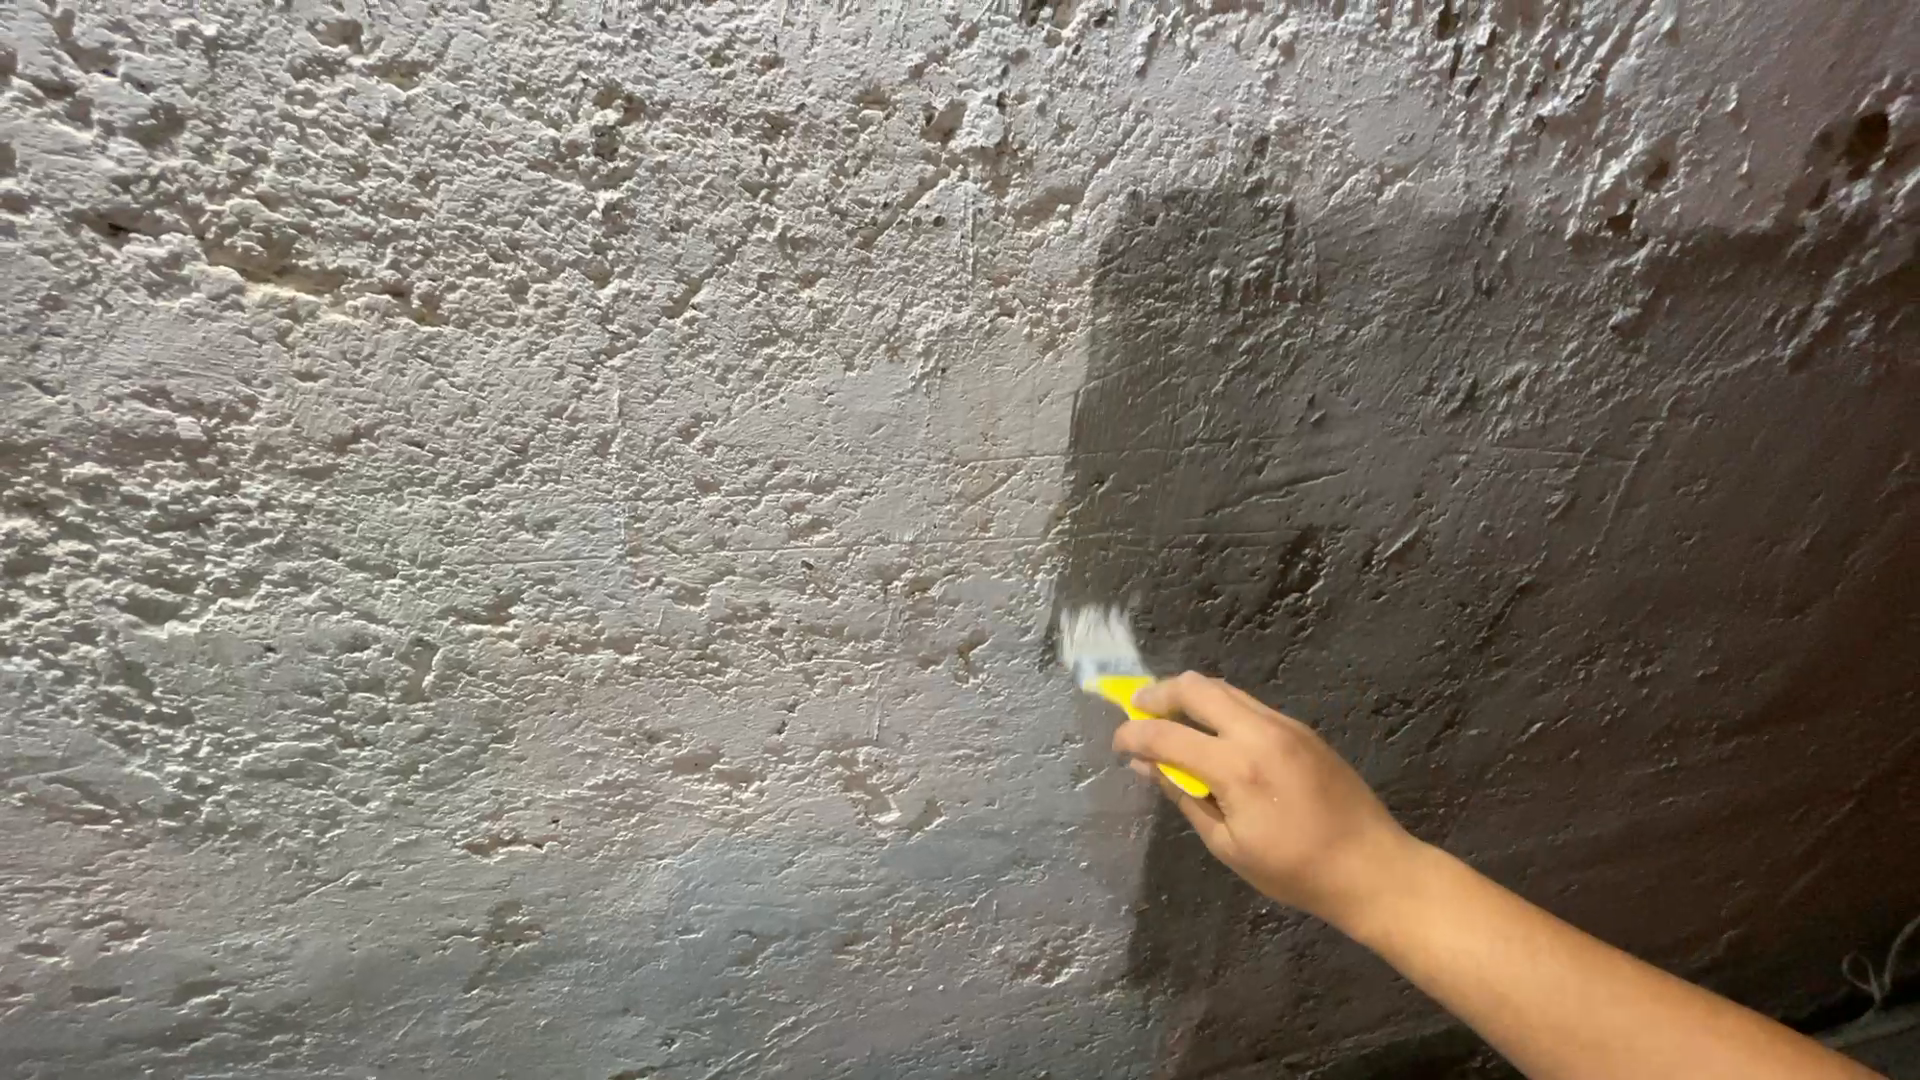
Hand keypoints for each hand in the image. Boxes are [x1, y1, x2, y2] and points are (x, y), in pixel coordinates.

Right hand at [1114, 672, 1418, 931]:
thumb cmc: (1294, 871)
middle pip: (1194, 687)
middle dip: (1156, 694)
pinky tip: (1212, 733)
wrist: (1374, 868)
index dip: (1132, 735)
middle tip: (1137, 711)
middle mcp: (1257, 733)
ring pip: (1220, 687)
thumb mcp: (1226, 844)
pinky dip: (1217, 707)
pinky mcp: (1299, 727)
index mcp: (1236, 769)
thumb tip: (1144, 765)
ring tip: (1170, 718)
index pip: (1166, 735)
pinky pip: (1245, 702)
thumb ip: (1182, 795)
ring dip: (1187, 696)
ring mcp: (1282, 724)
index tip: (1117, 744)